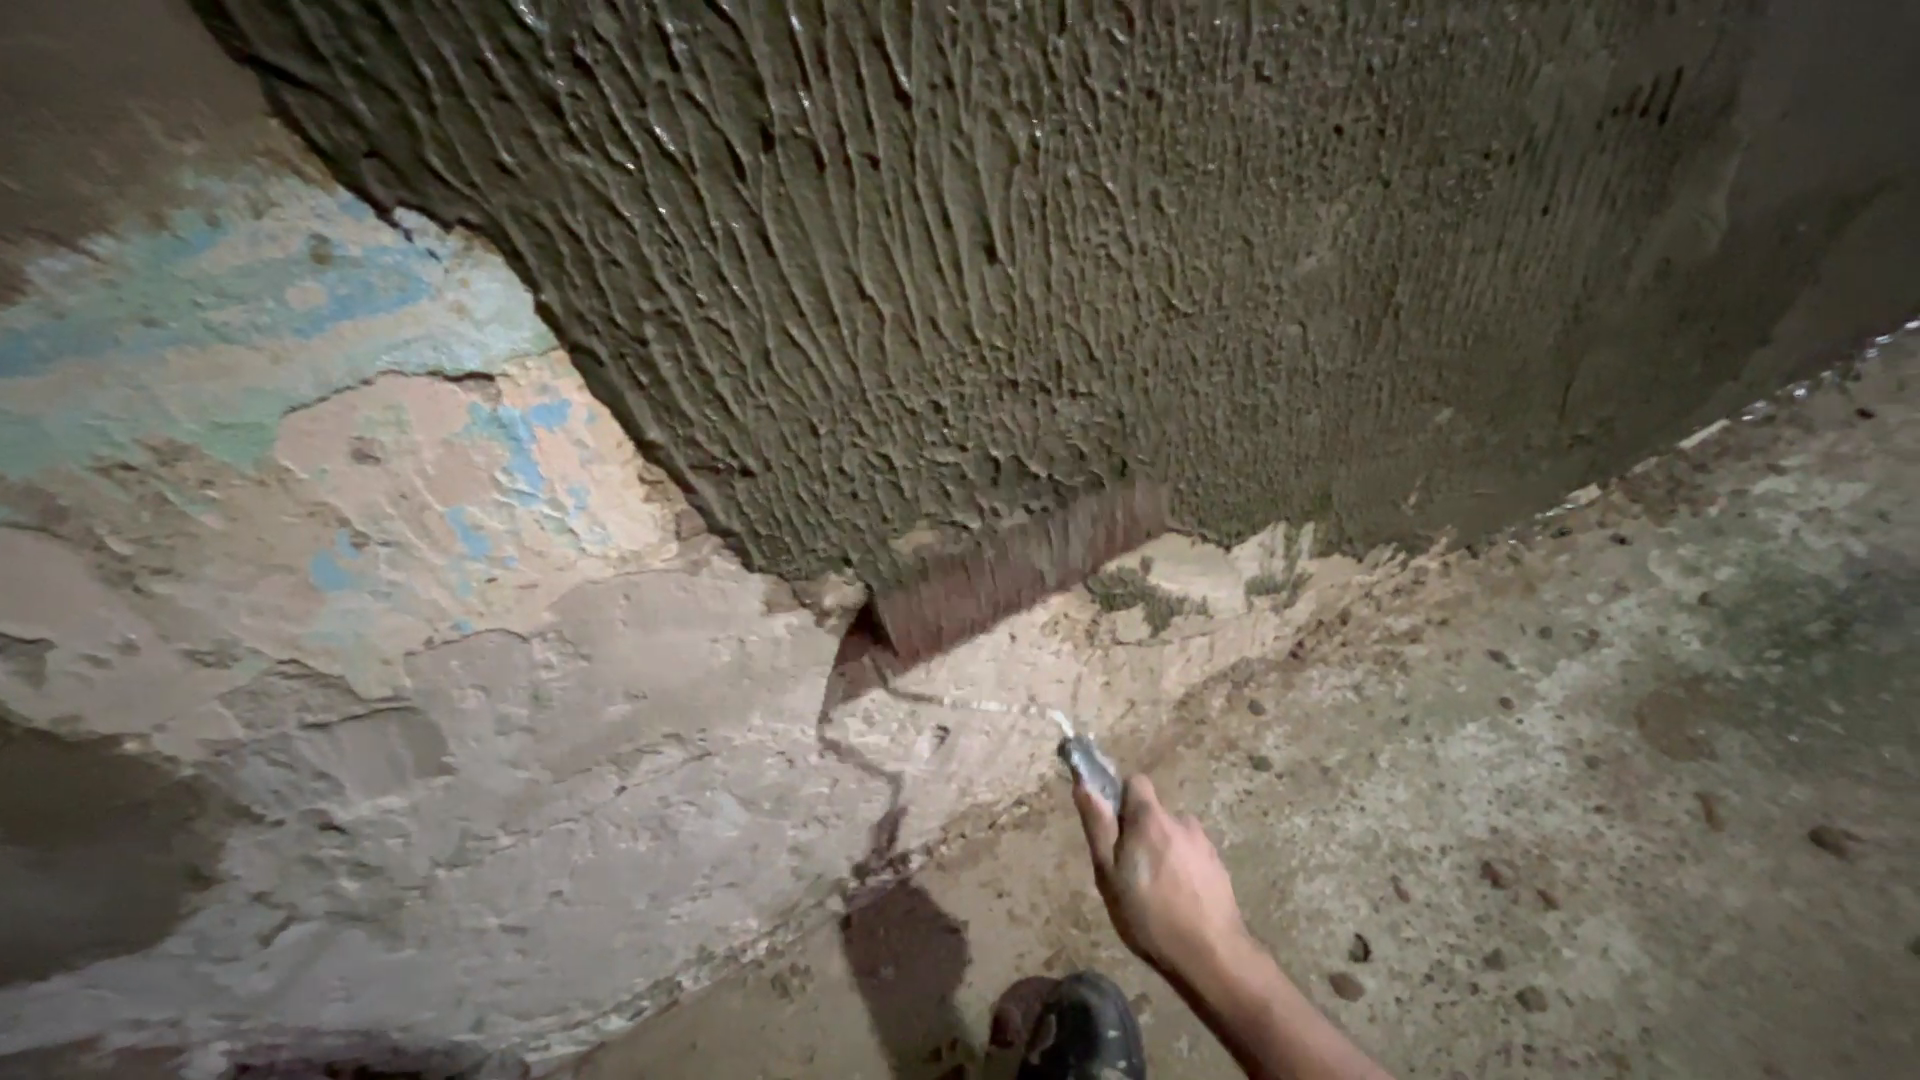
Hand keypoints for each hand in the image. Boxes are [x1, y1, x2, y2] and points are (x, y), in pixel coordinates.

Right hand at [1075, 774, 1249, 978]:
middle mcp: (1181, 821)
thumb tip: (1083, 783)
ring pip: (1174, 837)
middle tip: (1130, 874)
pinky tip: (1179, 903)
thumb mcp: (1108, 874)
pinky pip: (1192, 857)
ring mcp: (1205, 845)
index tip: (1114, 831)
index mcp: (1151, 818)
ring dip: (1163, 853)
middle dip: (1141, 834)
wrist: (1211, 956)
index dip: (1121, 800)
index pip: (1135, 782)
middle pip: (1154, 814)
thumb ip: (1098, 826)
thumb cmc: (1149, 916)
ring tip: (1156, 894)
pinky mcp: (1220, 868)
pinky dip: (1183, 871)